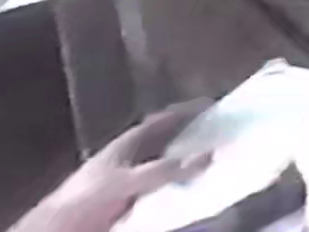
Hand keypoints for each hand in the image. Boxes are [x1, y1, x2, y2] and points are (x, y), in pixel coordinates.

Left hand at [10, 102, 209, 231]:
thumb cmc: (82, 203)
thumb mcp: (126, 183)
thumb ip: (166, 170)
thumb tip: (211, 154)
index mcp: (131, 141)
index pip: (169, 117)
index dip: (194, 109)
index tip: (222, 105)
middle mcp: (132, 156)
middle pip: (171, 139)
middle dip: (197, 135)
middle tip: (226, 132)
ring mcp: (128, 180)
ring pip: (167, 163)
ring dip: (188, 162)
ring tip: (217, 161)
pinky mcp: (126, 203)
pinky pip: (161, 188)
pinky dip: (178, 185)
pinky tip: (193, 190)